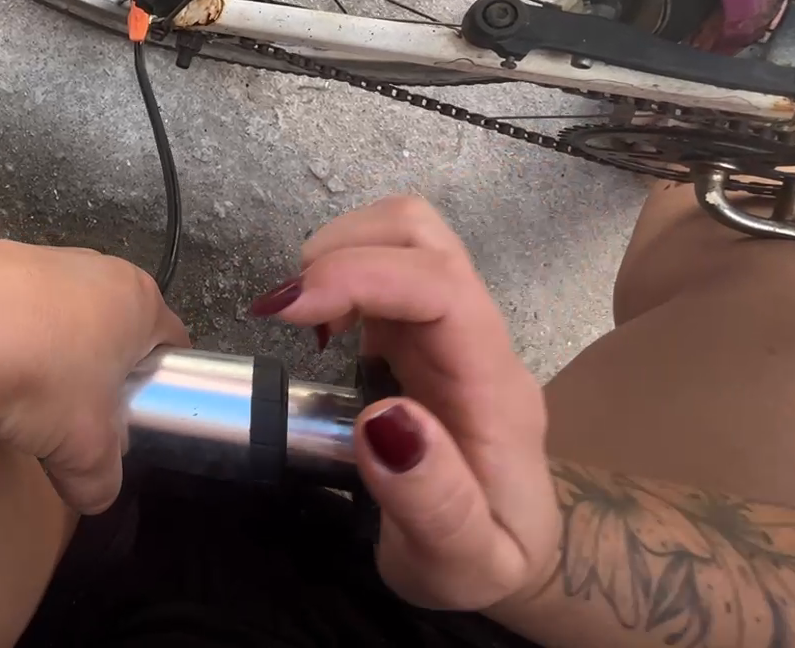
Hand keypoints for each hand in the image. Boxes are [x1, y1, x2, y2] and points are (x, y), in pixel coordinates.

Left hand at [0, 239, 189, 513]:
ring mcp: (39, 253)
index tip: (133, 414)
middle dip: (96, 369)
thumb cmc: (42, 377)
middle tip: (75, 413)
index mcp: (136, 298)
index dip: (158, 381)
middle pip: (111, 324)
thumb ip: (101, 480)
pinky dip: (3, 330)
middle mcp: (93, 264)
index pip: (170, 339)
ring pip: (58, 311)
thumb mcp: (85, 450)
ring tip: (18, 391)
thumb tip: (94, 495)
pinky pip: (9, 301)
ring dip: (46, 349)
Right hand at [252, 196, 557, 609]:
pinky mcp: (417, 319)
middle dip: (340, 250)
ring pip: (401, 230)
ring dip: (335, 251)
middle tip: (288, 313)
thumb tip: (386, 421)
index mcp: (490, 386)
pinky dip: (335, 265)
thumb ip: (435, 505)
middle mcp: (474, 335)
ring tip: (303, 314)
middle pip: (420, 232)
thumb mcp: (465, 565)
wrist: (508, 550)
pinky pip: (381, 255)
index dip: (357, 276)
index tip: (286, 312)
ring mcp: (447, 320)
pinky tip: (320, 321)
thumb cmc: (486, 558)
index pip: (440, 286)